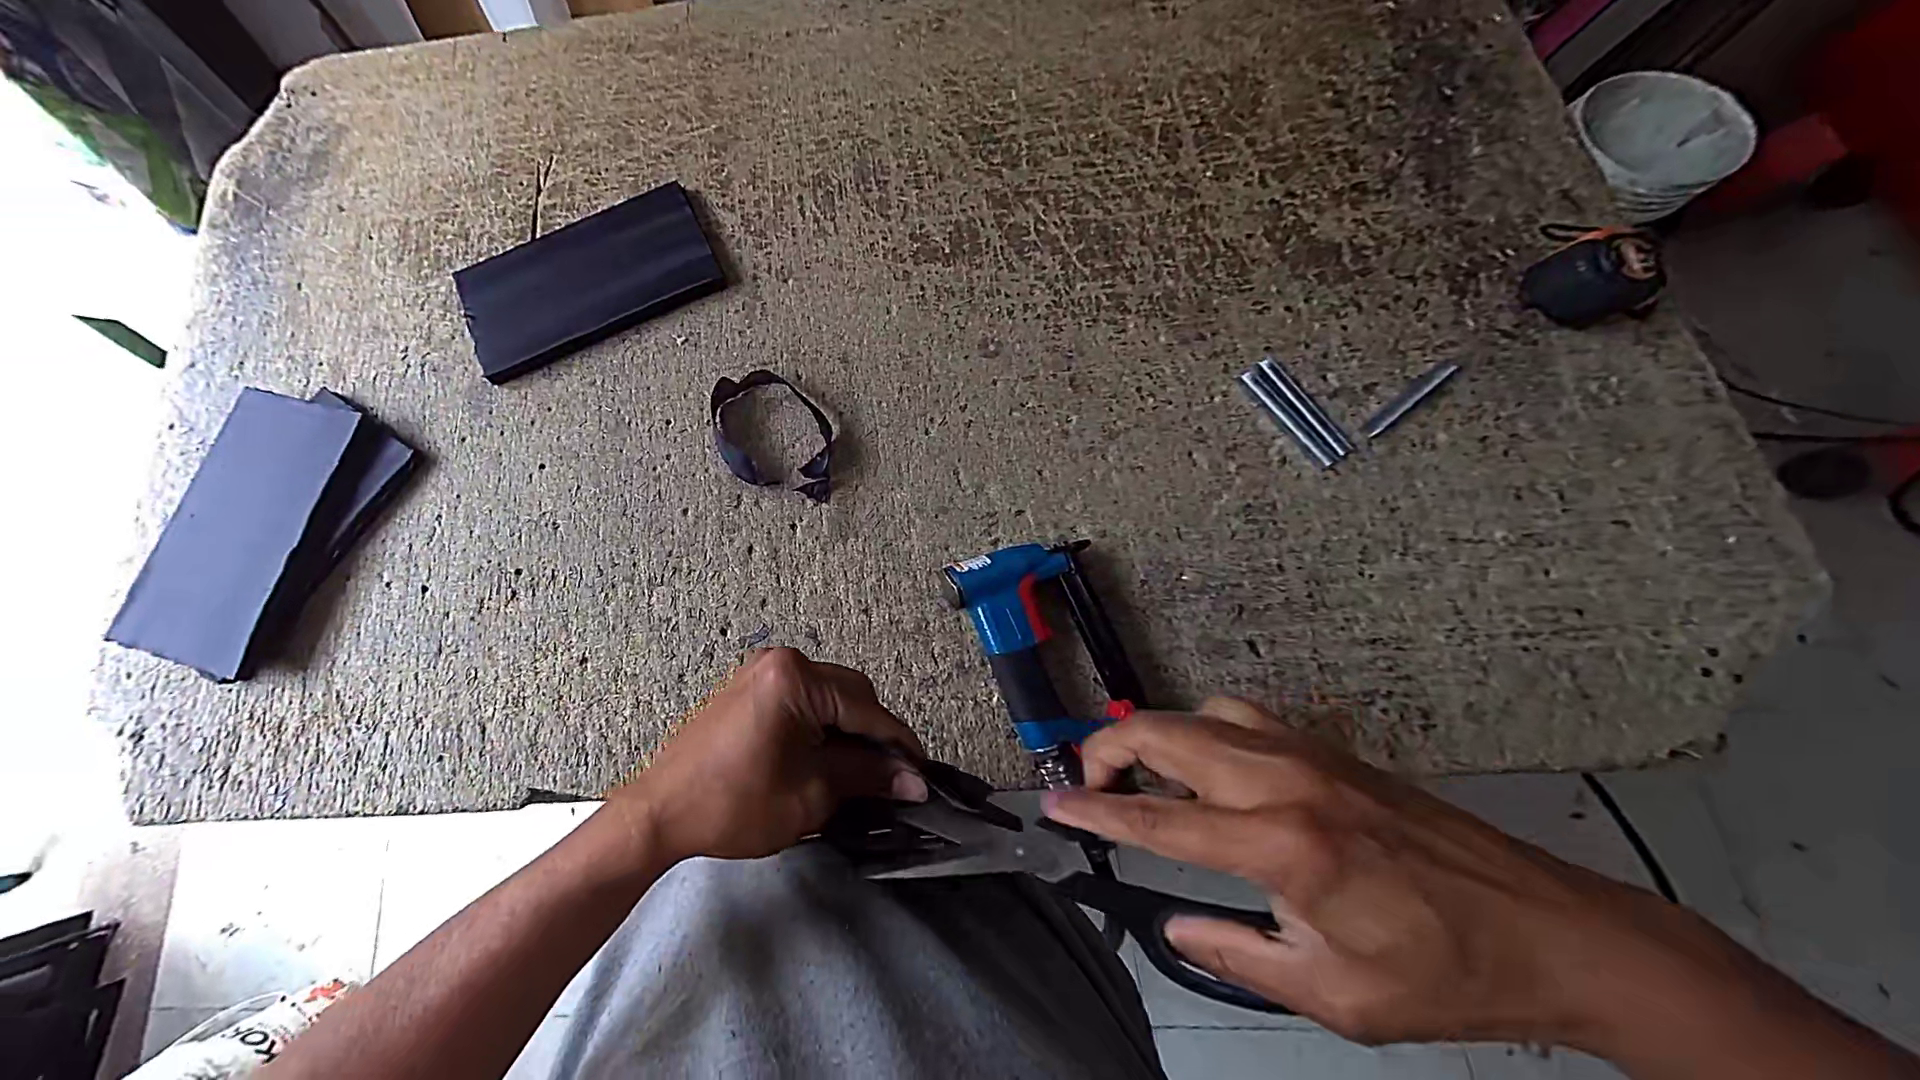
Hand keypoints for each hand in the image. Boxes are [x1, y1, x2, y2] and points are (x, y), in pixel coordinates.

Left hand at [610, 648, 926, 863]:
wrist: (657, 815)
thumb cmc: (730, 805)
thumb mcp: (812, 793)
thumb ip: (868, 777)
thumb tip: (912, 780)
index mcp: (796, 679)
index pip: (866, 709)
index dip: (898, 743)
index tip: (920, 771)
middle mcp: (782, 663)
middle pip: (851, 693)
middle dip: (874, 734)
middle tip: (891, 775)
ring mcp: (763, 672)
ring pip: (830, 696)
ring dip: (849, 730)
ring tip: (861, 770)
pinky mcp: (751, 688)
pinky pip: (804, 699)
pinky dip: (823, 726)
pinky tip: (828, 756)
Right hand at [1041, 698, 1718, 1047]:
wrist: (1550, 930)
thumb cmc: (1447, 974)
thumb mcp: (1333, 995)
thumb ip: (1236, 956)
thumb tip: (1176, 927)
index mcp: (1283, 846)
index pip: (1158, 821)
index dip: (1095, 814)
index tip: (1056, 807)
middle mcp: (1285, 781)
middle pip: (1164, 735)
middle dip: (1106, 751)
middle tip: (1087, 786)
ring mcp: (1307, 753)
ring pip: (1197, 714)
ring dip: (1152, 737)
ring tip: (1136, 775)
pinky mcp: (1327, 747)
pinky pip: (1239, 715)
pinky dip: (1200, 729)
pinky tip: (1206, 767)